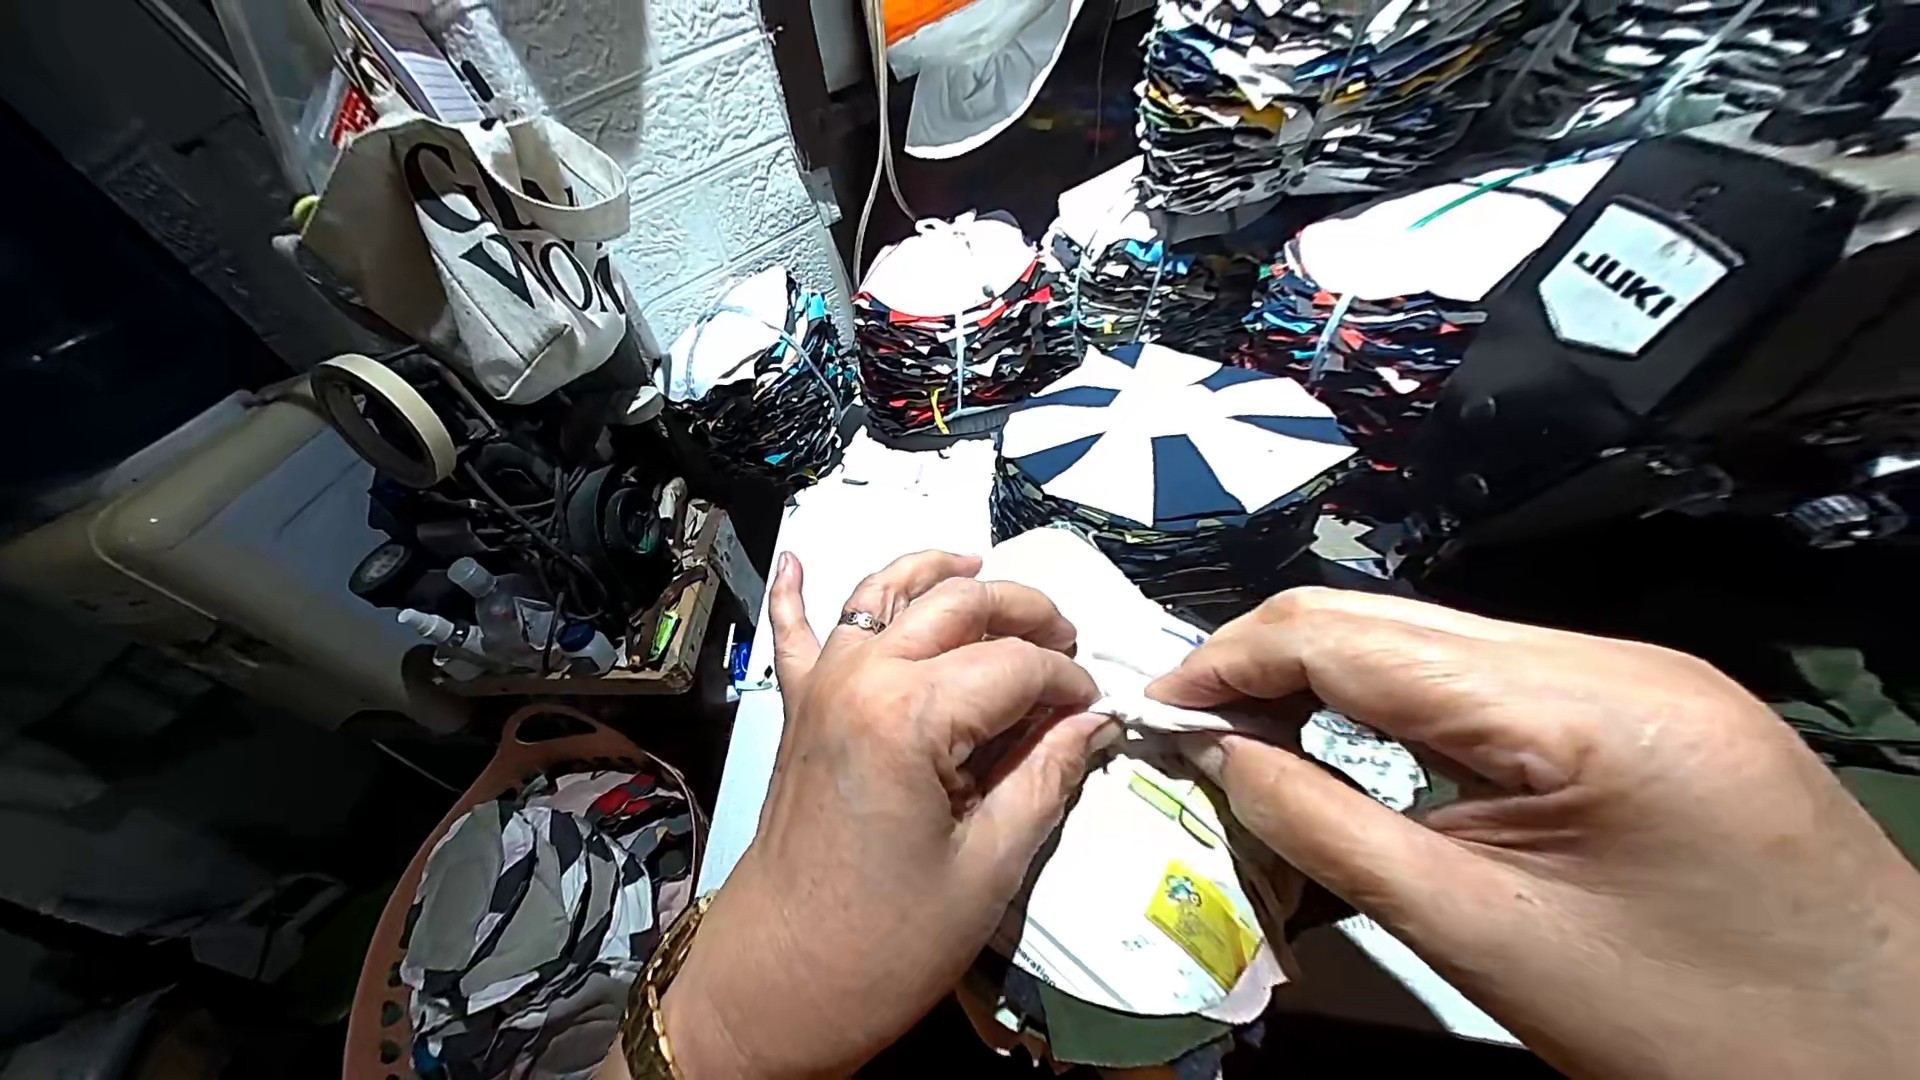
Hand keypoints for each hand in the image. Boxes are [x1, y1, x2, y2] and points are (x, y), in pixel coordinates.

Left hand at [662, 550, 1112, 1077]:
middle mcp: (862, 674)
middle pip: (957, 603)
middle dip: (1022, 609)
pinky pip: (791, 631)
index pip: (1014, 665)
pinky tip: (797, 559)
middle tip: (1063, 638)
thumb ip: (1046, 776)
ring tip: (978, 565)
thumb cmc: (885, 942)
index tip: (1092, 705)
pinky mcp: (798, 702)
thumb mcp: (988, 868)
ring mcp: (822, 681)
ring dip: (934, 570)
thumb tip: (1092, 722)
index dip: (1065, 680)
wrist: (776, 981)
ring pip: (883, 591)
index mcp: (910, 714)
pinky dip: (794, 593)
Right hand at [1147, 588, 1919, 1079]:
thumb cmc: (1704, 1045)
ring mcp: (1602, 664)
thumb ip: (1317, 825)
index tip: (1162, 702)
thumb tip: (1213, 751)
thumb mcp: (1476, 939)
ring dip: (1299, 670)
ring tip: (1239, 721)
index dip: (1231, 662)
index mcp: (1576, 706)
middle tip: (1190, 713)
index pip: (1343, 640)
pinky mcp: (1601, 690)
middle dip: (1254, 658)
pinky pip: (1437, 665)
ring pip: (1393, 631)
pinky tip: (1320, 724)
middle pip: (1364, 617)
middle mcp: (1589, 654)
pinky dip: (1355, 688)